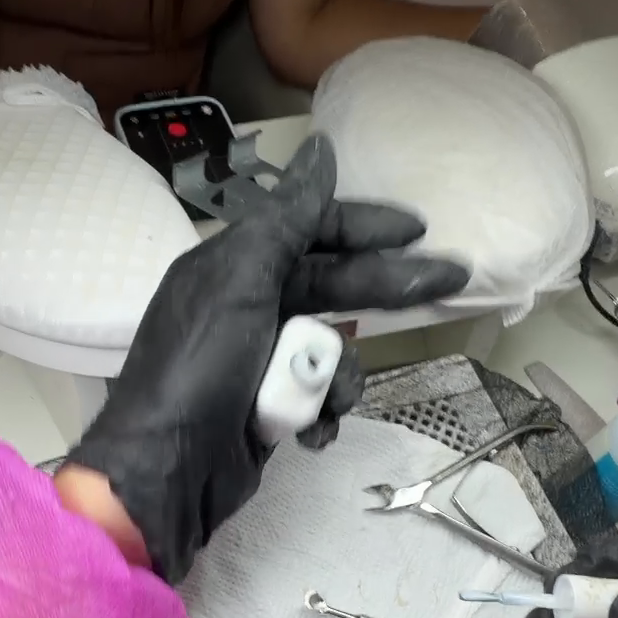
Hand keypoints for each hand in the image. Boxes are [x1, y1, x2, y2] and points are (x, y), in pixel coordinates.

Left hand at [65, 134, 468, 582]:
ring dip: (339, 376)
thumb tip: (321, 149)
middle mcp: (248, 309)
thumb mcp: (239, 281)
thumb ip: (285, 219)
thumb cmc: (200, 368)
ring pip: (332, 353)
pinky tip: (314, 432)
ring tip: (327, 396)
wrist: (167, 469)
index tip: (418, 227)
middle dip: (386, 288)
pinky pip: (318, 399)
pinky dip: (322, 414)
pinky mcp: (270, 409)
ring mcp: (260, 363)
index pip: (309, 231)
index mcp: (234, 269)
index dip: (362, 225)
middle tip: (449, 280)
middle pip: (332, 286)